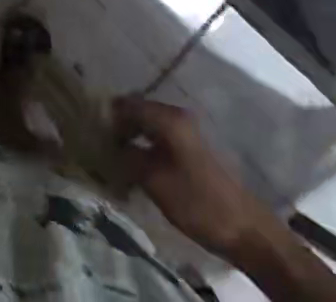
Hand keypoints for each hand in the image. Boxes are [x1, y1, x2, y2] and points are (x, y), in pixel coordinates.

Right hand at [112, 95, 285, 263]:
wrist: (246, 231)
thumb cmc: (197, 202)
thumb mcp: (153, 180)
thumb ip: (125, 156)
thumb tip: (105, 144)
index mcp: (168, 118)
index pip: (125, 104)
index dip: (105, 116)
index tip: (89, 132)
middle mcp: (176, 116)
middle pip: (135, 110)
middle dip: (116, 125)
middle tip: (98, 145)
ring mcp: (186, 131)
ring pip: (146, 124)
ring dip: (128, 136)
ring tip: (113, 156)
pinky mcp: (191, 148)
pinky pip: (157, 136)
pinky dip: (142, 144)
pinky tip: (133, 163)